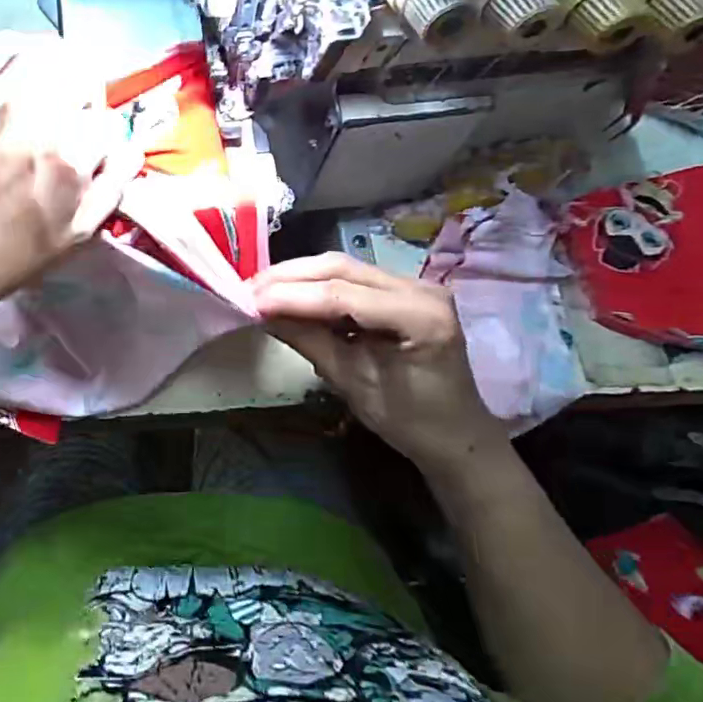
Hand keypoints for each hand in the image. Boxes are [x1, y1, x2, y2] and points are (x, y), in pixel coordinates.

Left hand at [0, 32, 139, 353]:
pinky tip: (26, 70)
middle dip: (89, 101)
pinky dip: (23, 49)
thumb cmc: (5, 256)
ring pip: (50, 53)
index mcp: (68, 157)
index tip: (92, 159)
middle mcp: (36, 115)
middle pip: (86, 76)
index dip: (107, 143)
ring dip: (63, 72)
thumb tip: (129, 150)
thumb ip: (112, 187)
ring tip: (54, 98)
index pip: (111, 124)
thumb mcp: (75, 236)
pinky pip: (1, 45)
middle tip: (75, 127)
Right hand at [252, 253, 506, 471]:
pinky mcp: (402, 290)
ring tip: (261, 291)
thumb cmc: (408, 420)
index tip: (249, 301)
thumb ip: (309, 340)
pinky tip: (290, 295)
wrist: (454, 434)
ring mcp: (414, 284)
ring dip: (300, 277)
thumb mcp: (353, 383)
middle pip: (342, 268)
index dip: (292, 296)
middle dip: (290, 277)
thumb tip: (262, 312)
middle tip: (248, 290)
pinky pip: (352, 279)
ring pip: (344, 268)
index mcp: (420, 316)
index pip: (343, 295)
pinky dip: (317, 286)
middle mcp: (421, 288)